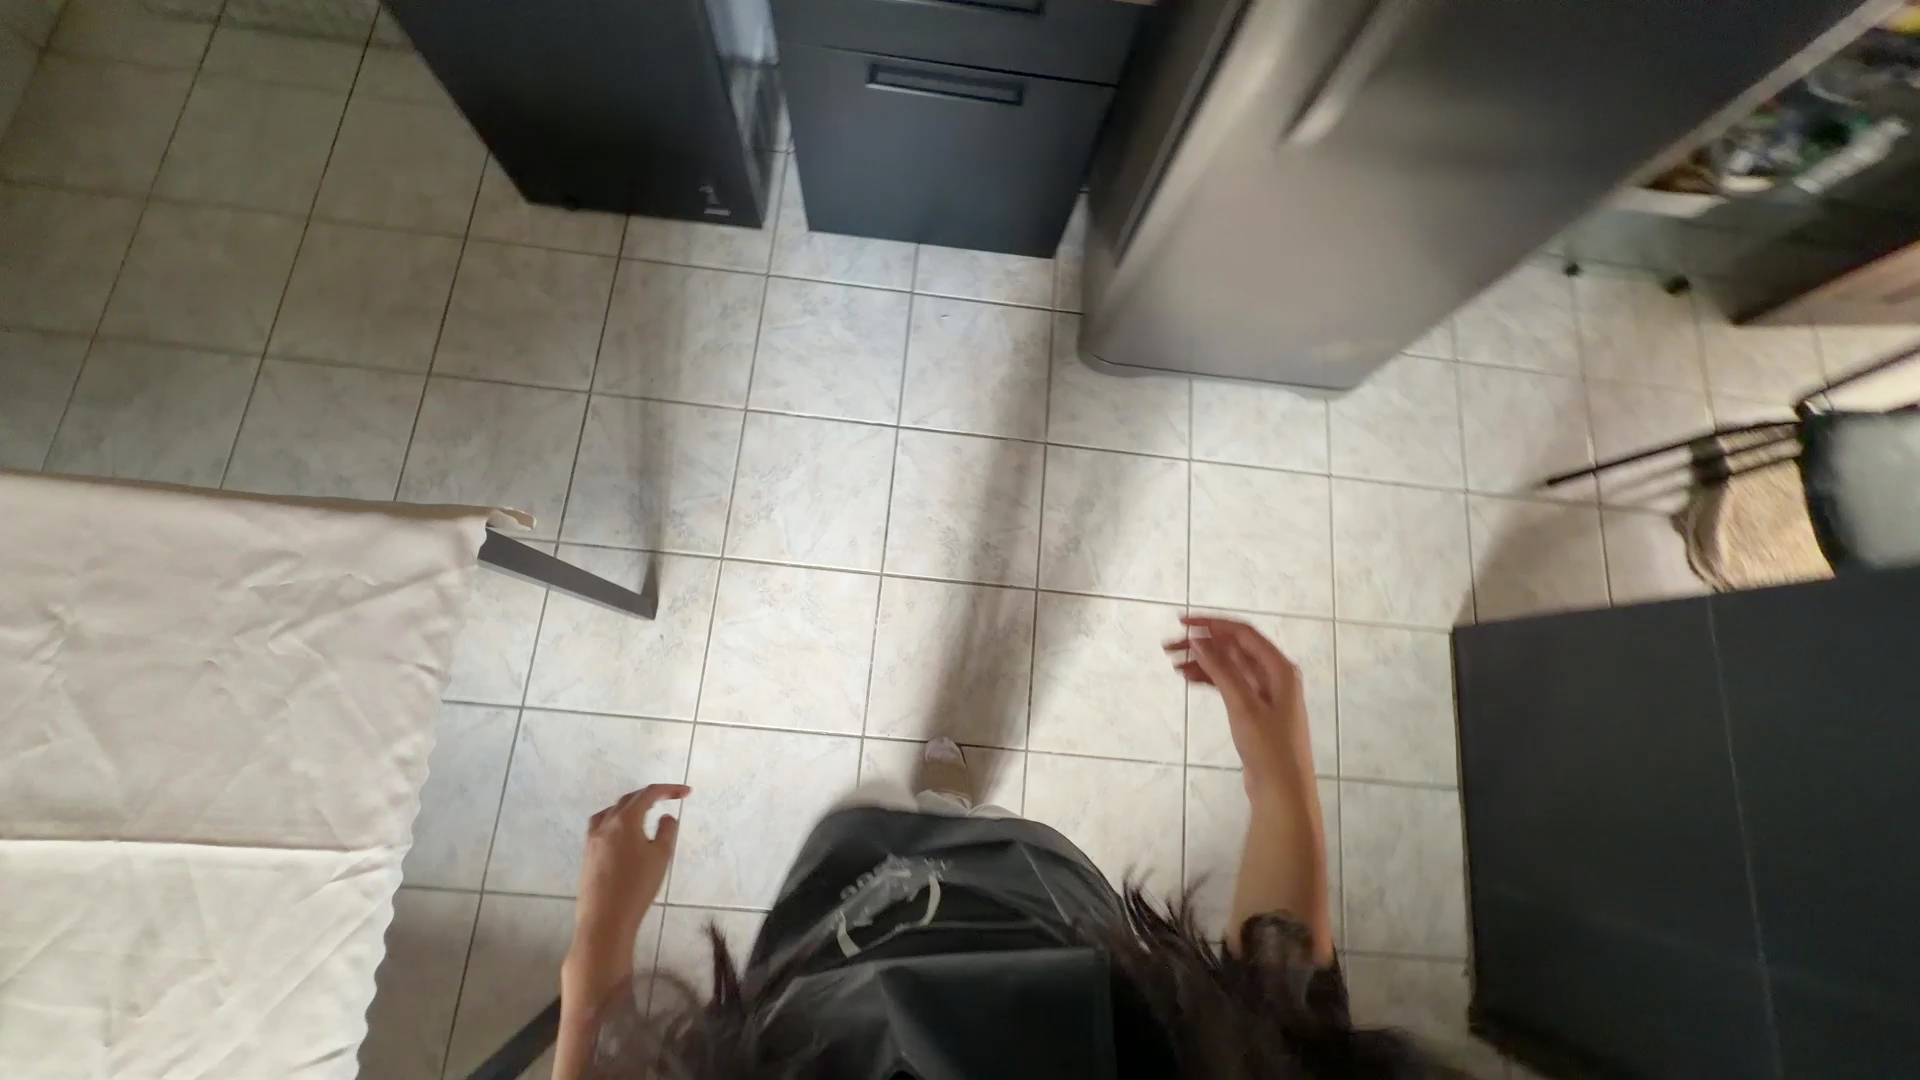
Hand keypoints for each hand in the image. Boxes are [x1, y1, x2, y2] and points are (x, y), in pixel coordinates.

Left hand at [564, 784, 688, 997]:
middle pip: (629, 799)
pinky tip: (623, 833)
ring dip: (631, 806)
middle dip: (651, 795)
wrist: (605, 921)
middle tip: (670, 798)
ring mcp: (593, 840)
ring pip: (612, 811)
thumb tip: (666, 817)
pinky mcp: (587, 855)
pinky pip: (601, 825)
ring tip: (645, 812)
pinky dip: (616, 820)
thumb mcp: (661, 856)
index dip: (669, 789)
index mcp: (625, 820)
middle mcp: (606, 824)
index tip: (686, 792)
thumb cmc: (637, 887)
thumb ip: (667, 830)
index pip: (649, 794)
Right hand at [1166, 616, 1312, 802]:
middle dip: (1203, 644)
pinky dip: (1210, 679)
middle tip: (1170, 647)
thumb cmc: (1267, 747)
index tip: (1181, 623)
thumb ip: (1221, 669)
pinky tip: (1189, 679)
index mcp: (1279, 668)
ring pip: (1229, 666)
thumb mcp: (1242, 705)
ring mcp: (1265, 692)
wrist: (1282, 791)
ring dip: (1203, 661)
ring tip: (1174, 664)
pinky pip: (1230, 683)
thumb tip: (1198, 640)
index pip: (1242, 633)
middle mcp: (1274, 675)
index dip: (1212, 624)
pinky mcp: (1255, 709)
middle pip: (1234, 648)